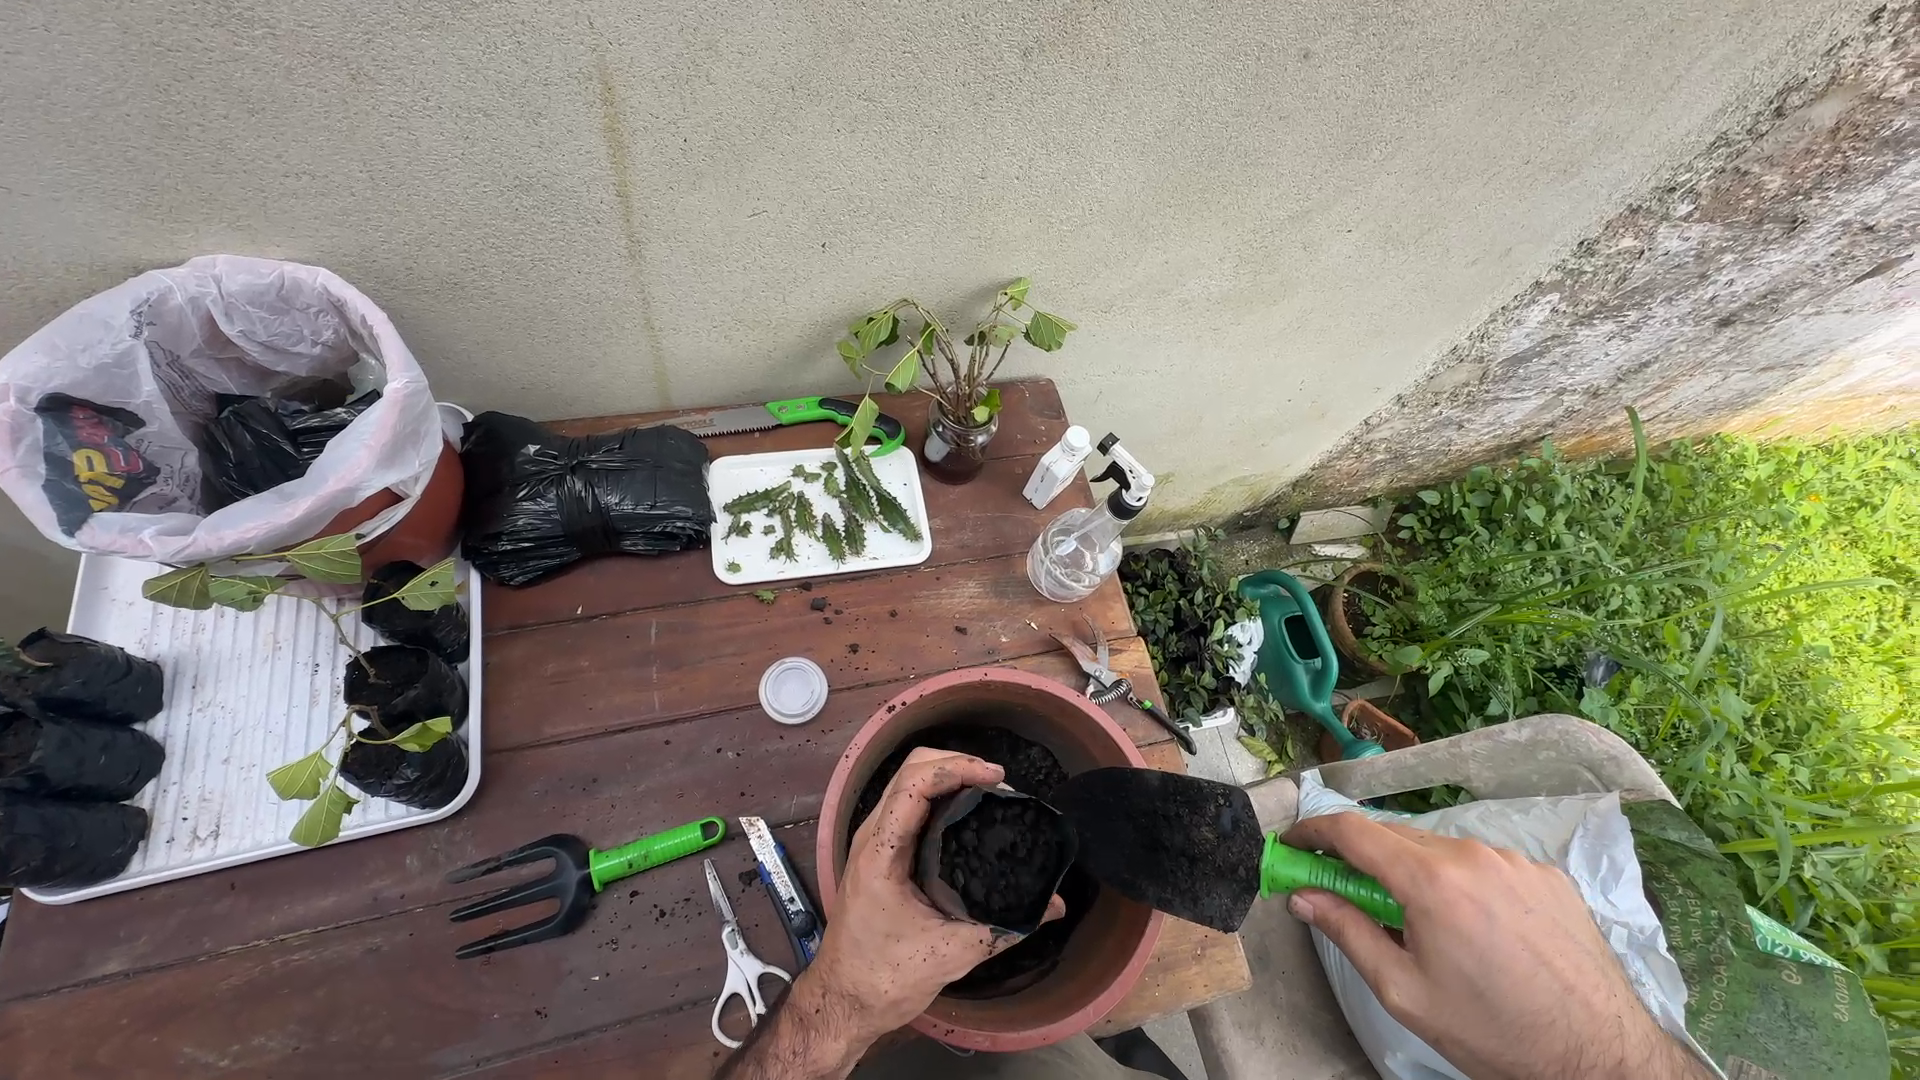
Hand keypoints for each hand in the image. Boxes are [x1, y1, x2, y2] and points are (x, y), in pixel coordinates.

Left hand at [812, 747, 1064, 1042]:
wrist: (841, 1002)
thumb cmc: (883, 978)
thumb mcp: (949, 954)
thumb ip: (1004, 928)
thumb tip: (1053, 908)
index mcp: (881, 851)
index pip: (915, 784)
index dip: (957, 768)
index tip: (996, 777)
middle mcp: (873, 834)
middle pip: (911, 769)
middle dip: (956, 762)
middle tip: (997, 780)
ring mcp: (874, 839)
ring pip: (908, 781)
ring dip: (948, 774)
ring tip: (989, 789)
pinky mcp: (881, 850)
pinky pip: (910, 803)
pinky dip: (940, 793)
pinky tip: (968, 810)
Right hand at [1282, 813, 1708, 1079]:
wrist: (1605, 1062)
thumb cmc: (1493, 1033)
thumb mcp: (1404, 991)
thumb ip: (1347, 931)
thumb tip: (1301, 895)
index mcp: (1431, 881)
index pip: (1351, 830)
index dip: (1312, 830)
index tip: (1293, 845)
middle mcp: (1471, 854)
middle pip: (1392, 834)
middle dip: (1360, 855)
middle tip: (1344, 889)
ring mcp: (1514, 860)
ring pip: (1437, 846)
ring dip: (1411, 867)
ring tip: (1417, 917)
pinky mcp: (1546, 874)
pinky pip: (1482, 861)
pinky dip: (1458, 877)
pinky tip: (1471, 921)